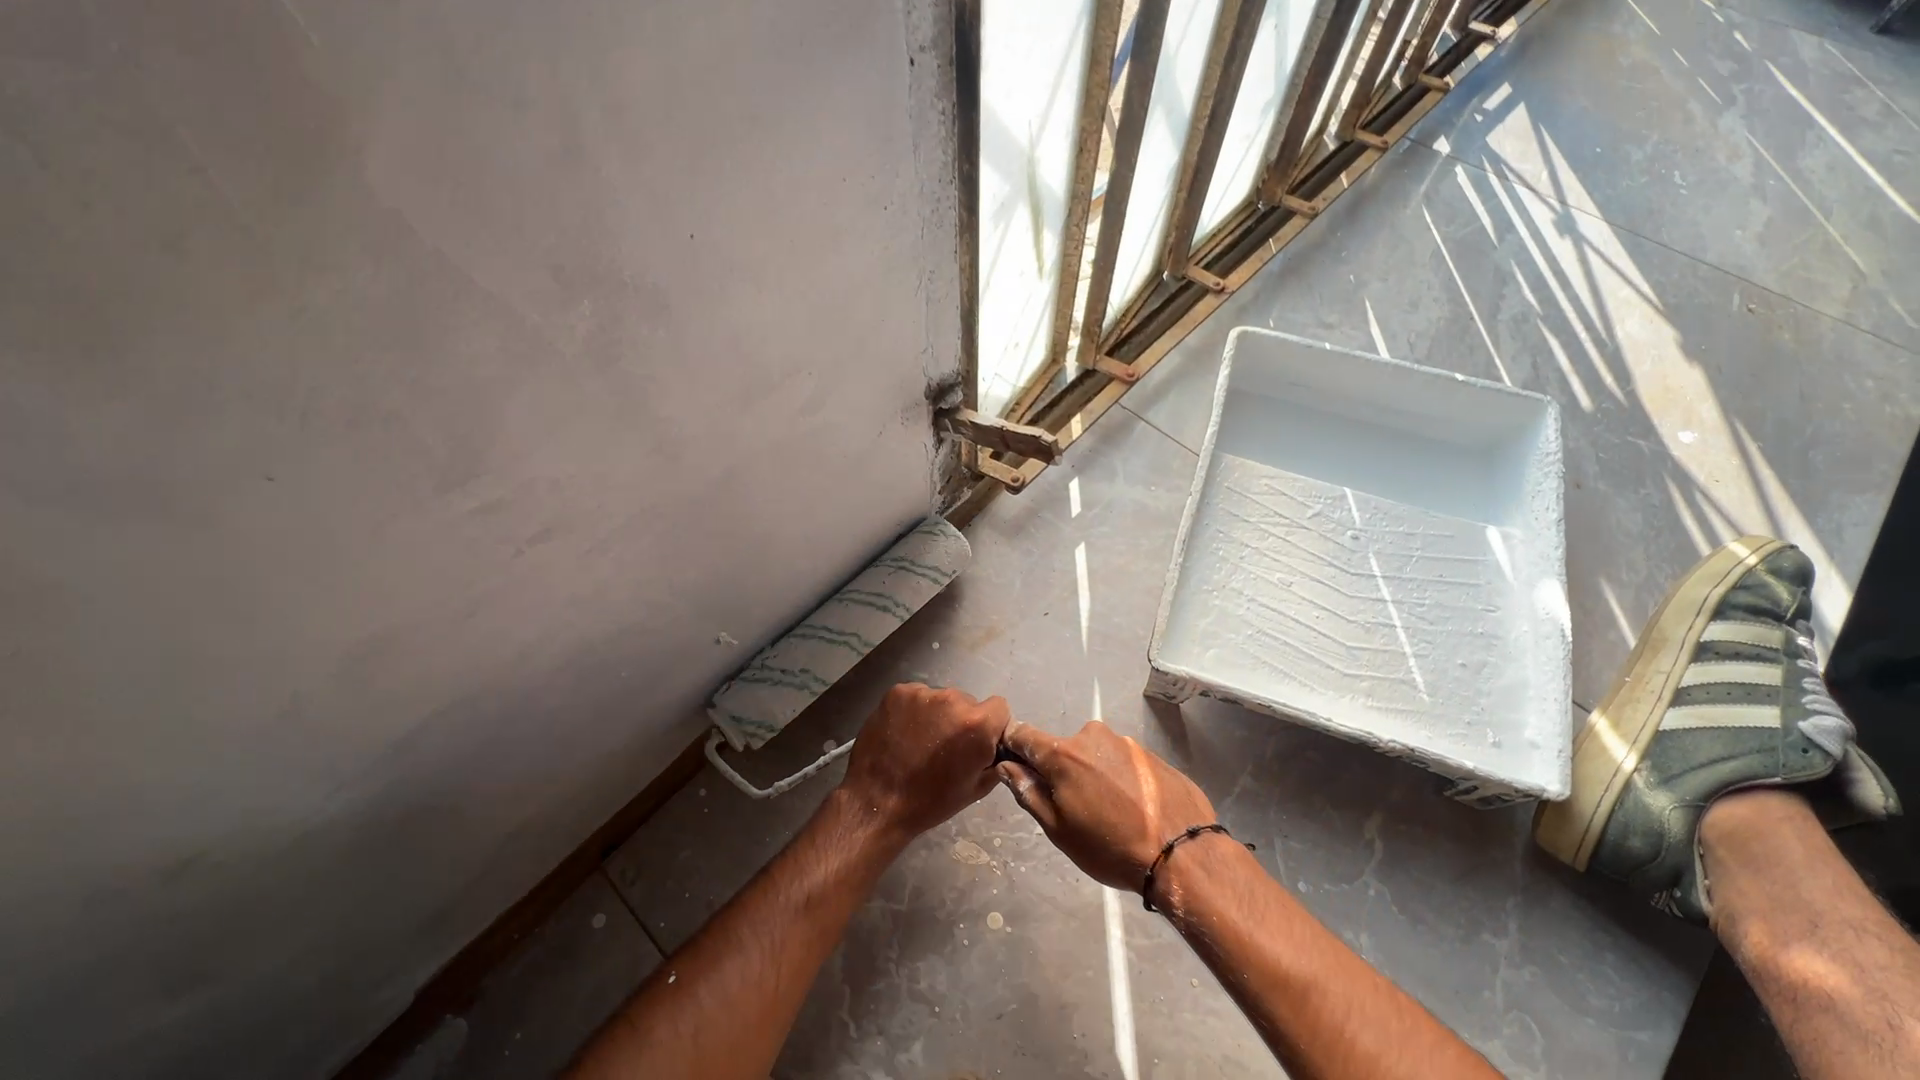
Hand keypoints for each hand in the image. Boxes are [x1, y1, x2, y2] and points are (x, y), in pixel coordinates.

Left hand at [840, 683, 1011, 838]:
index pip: (999, 708)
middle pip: (968, 702)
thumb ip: (996, 758)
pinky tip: (904, 733)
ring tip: (921, 742)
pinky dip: (915, 711)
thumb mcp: (977, 787)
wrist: (877, 801)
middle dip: (962, 720)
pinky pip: (918, 697)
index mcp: (976, 724)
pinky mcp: (897, 692)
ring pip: (941, 699)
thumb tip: (999, 744)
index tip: (978, 742)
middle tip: (946, 746)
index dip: (992, 726)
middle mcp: (952, 699)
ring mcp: (922, 694)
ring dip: (938, 715)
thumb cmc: (930, 801)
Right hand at [997, 720, 1217, 893]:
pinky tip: (1133, 809)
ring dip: (1093, 775)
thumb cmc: (1109, 847)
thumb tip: (1007, 766)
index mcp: (1064, 753)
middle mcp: (1093, 736)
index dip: (1013, 748)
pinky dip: (1120, 779)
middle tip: (1074, 809)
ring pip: (1095, 755)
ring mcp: (1126, 742)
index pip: (1023, 734)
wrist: (1182, 854)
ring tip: (1110, 813)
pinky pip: (1123, 762)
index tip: (1015, 767)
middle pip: (1063, 748)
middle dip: (1061, 771)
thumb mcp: (1058, 829)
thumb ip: (1028, 792)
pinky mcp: (1152, 754)